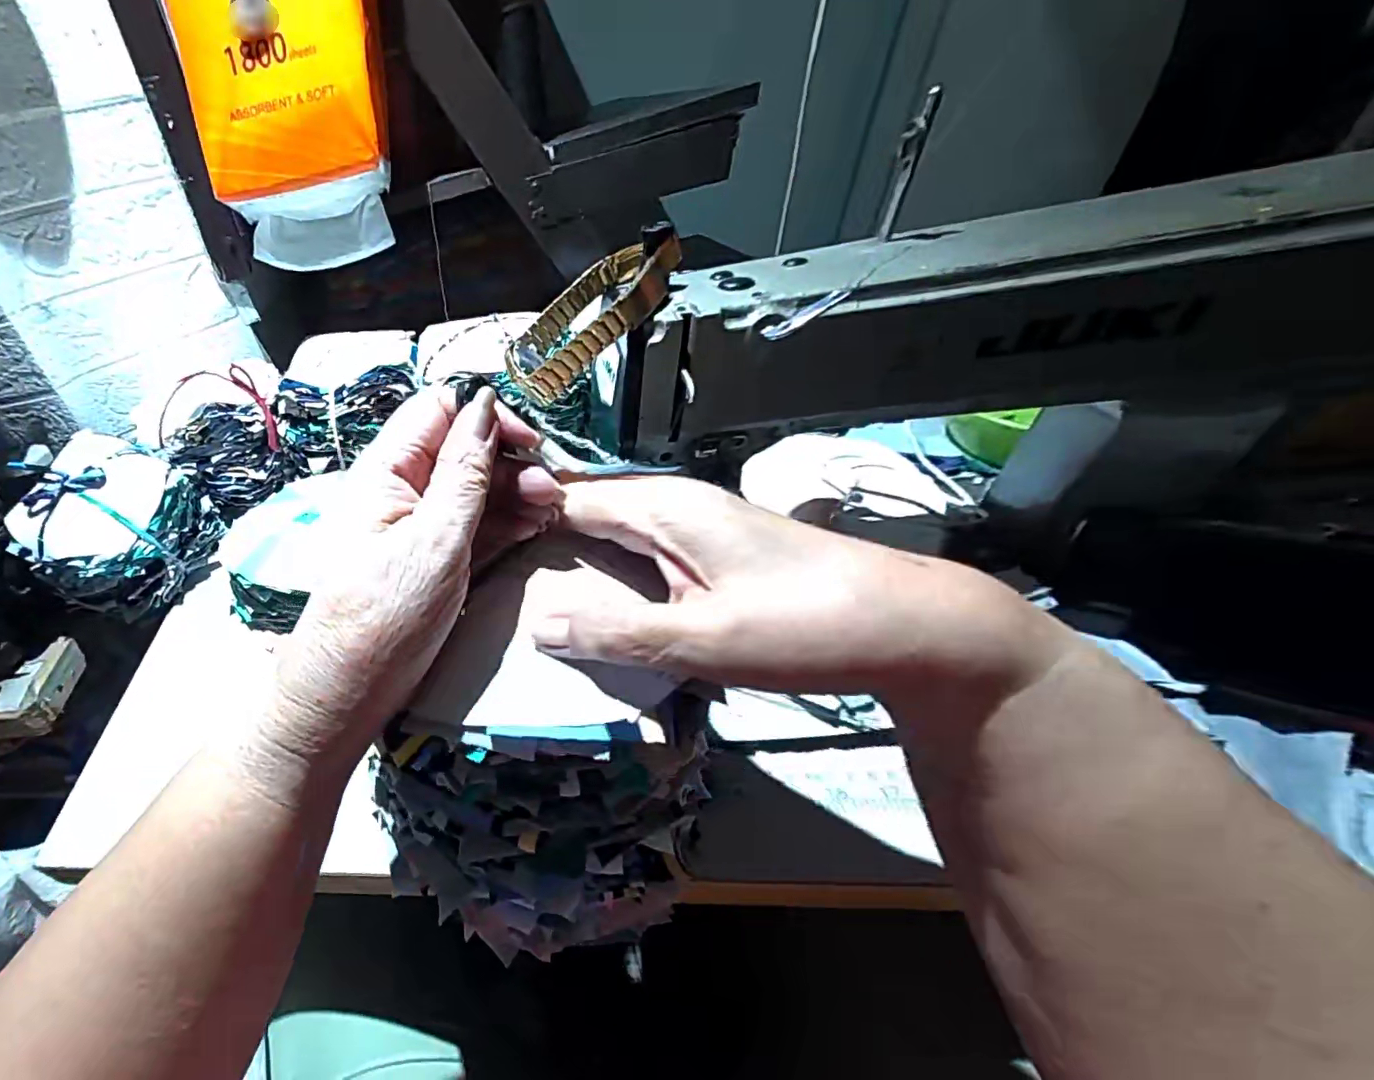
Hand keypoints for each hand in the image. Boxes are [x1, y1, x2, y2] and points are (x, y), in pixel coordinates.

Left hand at [261, 386, 558, 769]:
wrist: (354, 686)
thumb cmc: (387, 613)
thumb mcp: (435, 539)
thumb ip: (464, 472)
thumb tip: (482, 404)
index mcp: (388, 469)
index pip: (439, 410)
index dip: (486, 416)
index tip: (529, 442)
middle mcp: (403, 488)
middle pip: (465, 449)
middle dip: (510, 462)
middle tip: (549, 492)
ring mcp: (422, 523)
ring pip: (477, 487)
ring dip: (516, 493)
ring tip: (549, 512)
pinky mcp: (438, 553)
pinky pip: (478, 522)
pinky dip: (508, 521)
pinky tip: (535, 527)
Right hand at [533, 476, 1073, 704]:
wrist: (903, 625)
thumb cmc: (804, 624)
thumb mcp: (702, 639)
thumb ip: (617, 633)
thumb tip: (538, 625)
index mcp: (662, 508)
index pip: (568, 497)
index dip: (518, 512)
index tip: (470, 539)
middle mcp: (675, 505)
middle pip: (588, 509)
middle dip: (538, 533)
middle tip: (486, 569)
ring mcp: (699, 527)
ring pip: (615, 532)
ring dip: (574, 553)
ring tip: (526, 586)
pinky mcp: (716, 552)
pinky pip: (643, 553)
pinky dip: (611, 570)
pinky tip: (600, 600)